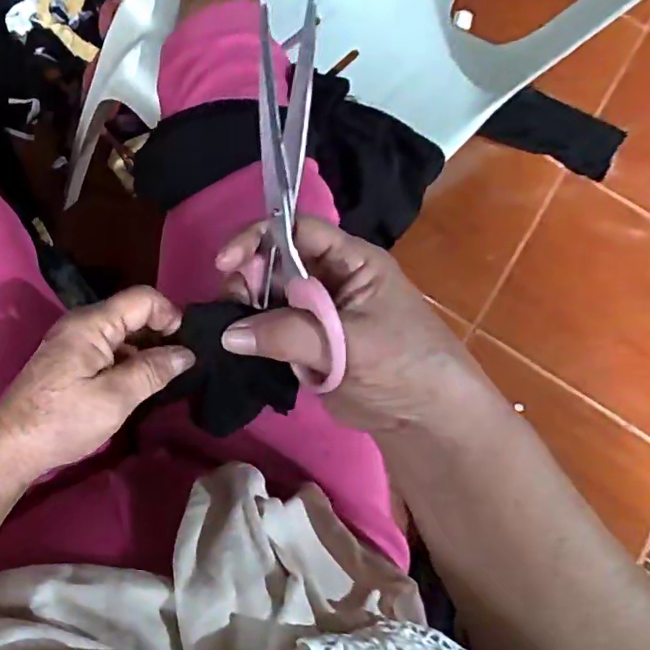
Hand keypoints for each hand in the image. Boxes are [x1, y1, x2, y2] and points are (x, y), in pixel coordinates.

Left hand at [0, 287, 194, 479]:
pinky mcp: (69, 361)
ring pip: (121, 334)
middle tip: (184, 365)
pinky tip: (140, 385)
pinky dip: (128, 361)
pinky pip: (108, 350)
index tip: (188, 346)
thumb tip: (186, 353)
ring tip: (168, 378)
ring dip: (145, 350)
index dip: (170, 316)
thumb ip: (152, 371)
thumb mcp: (114, 399)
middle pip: (131, 313)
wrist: (10, 446)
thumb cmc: (62, 421)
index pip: (143, 298)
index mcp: (91, 324)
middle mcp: (80, 325)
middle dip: (161, 333)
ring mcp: (72, 343)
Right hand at [215, 216, 479, 431]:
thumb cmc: (402, 367)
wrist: (423, 419)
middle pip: (276, 262)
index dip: (259, 239)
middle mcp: (330, 279)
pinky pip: (270, 329)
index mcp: (352, 262)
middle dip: (248, 277)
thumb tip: (228, 333)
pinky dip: (252, 334)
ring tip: (231, 331)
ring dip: (246, 308)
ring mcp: (317, 312)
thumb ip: (288, 335)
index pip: (298, 231)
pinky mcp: (306, 343)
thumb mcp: (348, 344)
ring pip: (268, 297)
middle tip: (230, 306)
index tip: (226, 264)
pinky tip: (237, 345)